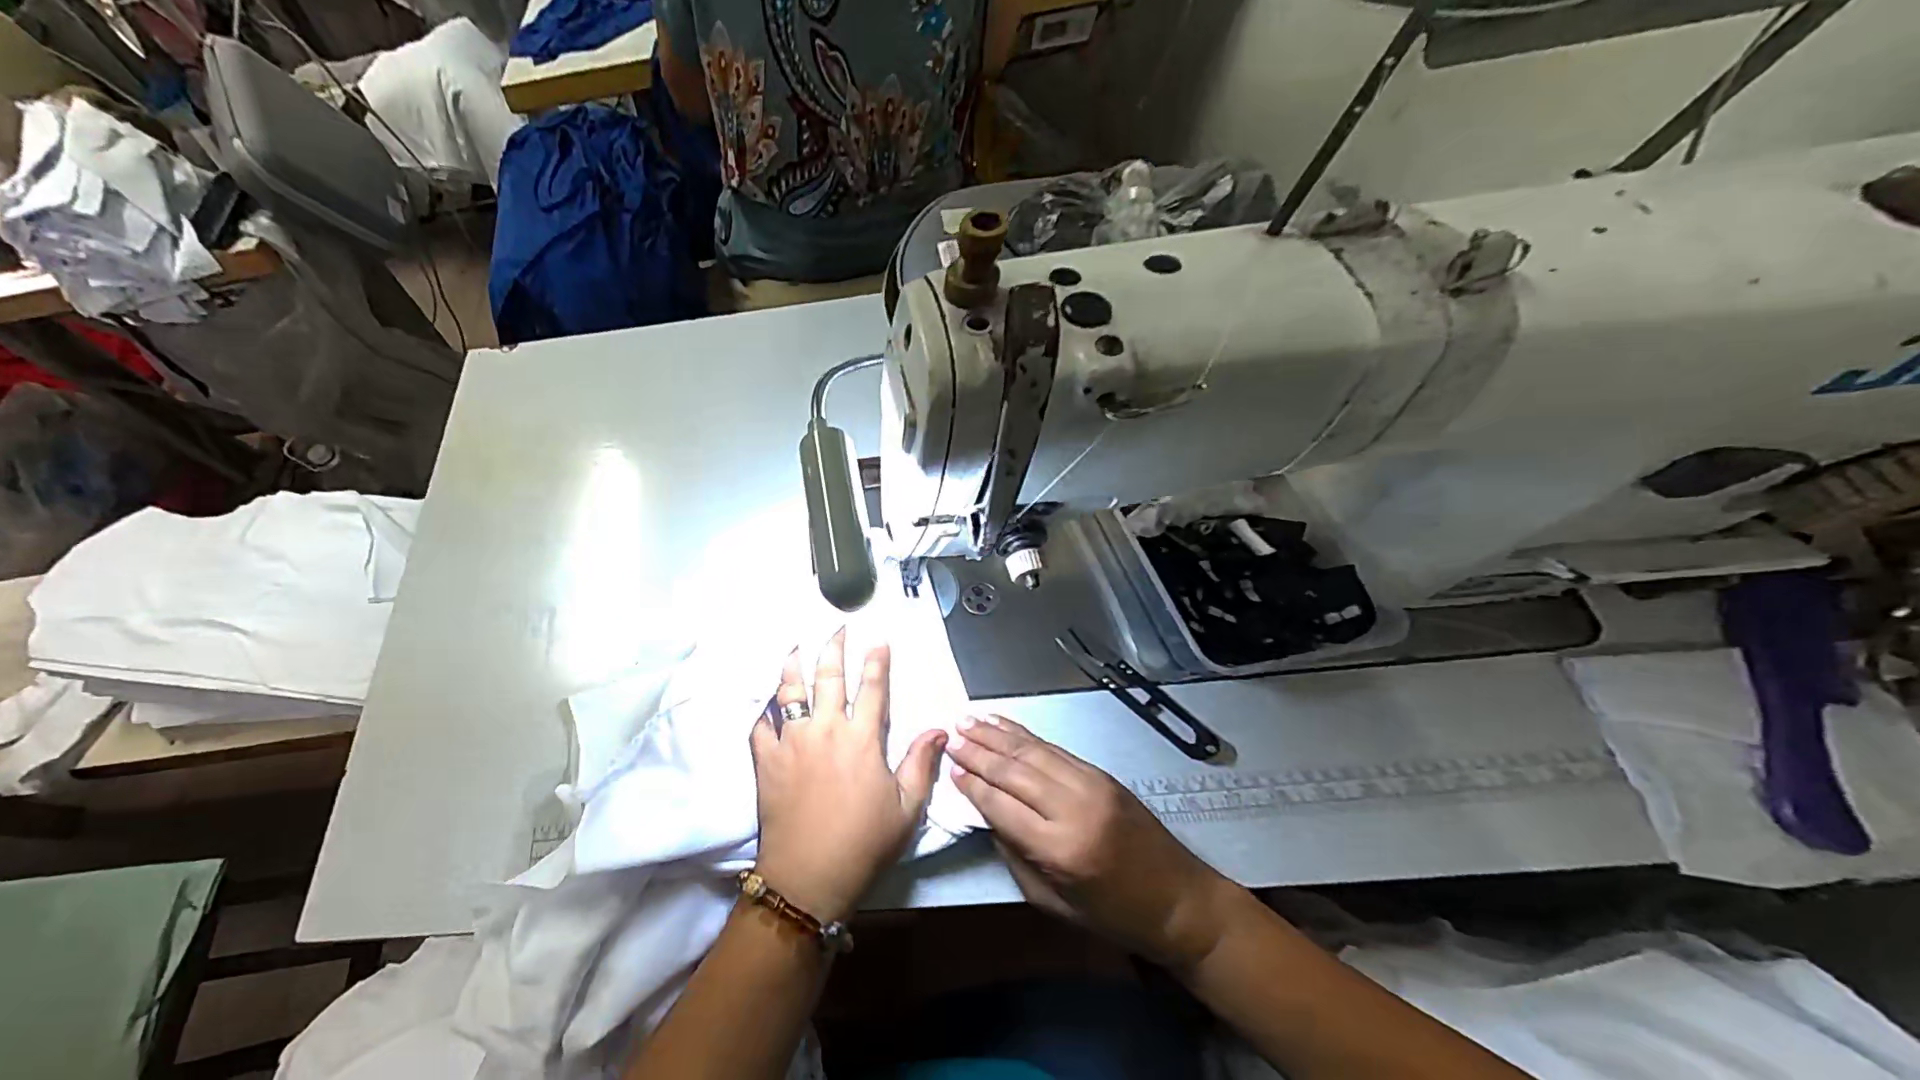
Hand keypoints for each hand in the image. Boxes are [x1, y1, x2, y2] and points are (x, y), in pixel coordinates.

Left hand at [750, 630, 947, 922]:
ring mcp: (791, 743)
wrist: (807, 877)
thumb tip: (939, 730)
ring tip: (796, 647)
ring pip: (790, 692)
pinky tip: (767, 700)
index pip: (872, 688)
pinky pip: (761, 724)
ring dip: (794, 665)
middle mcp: (825, 730)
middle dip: (834, 648)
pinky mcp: (765, 761)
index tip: (878, 640)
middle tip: (836, 629)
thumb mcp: (906, 807)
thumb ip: (921, 763)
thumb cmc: (863, 842)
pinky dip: (764, 708)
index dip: (877, 661)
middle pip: (828, 677)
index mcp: (862, 739)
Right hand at [948, 714, 1239, 969]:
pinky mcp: (1102, 774)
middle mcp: (1075, 808)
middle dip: (979, 752)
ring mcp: (1092, 785)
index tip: (949, 767)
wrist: (1179, 900)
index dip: (973, 785)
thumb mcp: (1054, 902)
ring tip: (969, 721)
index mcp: (1060, 849)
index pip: (1003, 806)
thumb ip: (1016, 856)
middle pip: (1015, 771)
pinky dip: (1027, 736)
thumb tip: (988, 815)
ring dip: (998, 735)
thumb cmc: (1114, 915)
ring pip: (1034, 752)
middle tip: (950, 736)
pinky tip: (1006, 726)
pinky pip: (1057, 749)